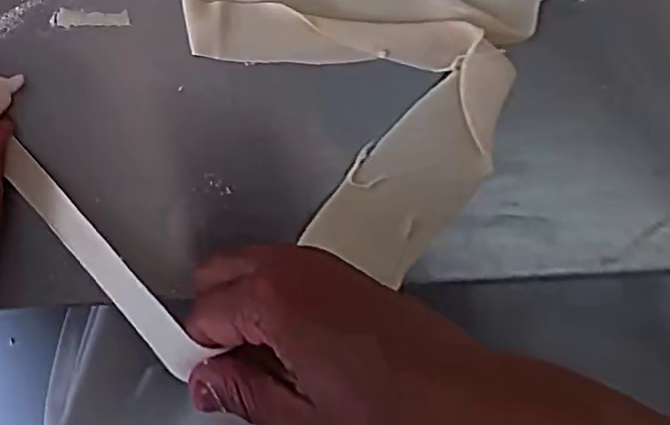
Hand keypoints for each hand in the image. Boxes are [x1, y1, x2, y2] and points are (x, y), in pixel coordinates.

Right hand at [184, 244, 486, 422]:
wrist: (474, 403)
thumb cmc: (403, 413)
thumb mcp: (306, 422)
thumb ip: (244, 395)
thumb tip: (211, 383)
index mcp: (269, 299)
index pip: (201, 311)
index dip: (195, 348)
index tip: (202, 373)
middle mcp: (286, 266)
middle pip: (214, 272)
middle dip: (211, 314)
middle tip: (229, 366)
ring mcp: (312, 260)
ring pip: (245, 264)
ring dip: (240, 300)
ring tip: (269, 358)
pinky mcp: (335, 264)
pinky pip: (279, 265)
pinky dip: (271, 291)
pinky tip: (298, 340)